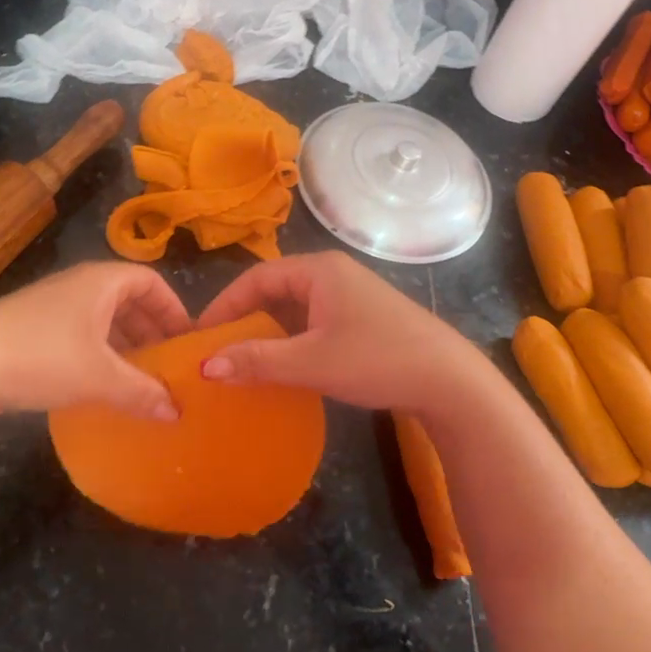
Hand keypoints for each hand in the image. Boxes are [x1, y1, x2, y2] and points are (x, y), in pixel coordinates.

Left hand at [0, 262, 190, 421]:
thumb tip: (177, 411)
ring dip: (124, 346)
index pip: (150, 281)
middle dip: (151, 331)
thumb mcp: (100, 378)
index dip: (174, 309)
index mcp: (100, 282)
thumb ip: (144, 393)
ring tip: (138, 381)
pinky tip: (99, 386)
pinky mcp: (29, 329)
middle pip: (127, 300)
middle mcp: (77, 285)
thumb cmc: (41, 358)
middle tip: (166, 366)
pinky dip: (98, 355)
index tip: (186, 342)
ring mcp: (50, 306)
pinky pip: (79, 335)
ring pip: (101, 320)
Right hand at [196, 251, 485, 412]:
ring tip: (243, 364)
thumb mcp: (311, 362)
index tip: (200, 338)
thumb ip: (256, 362)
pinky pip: (313, 323)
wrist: (450, 381)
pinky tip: (283, 369)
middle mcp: (332, 274)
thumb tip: (204, 366)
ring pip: (293, 310)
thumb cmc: (377, 360)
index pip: (255, 278)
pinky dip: (292, 342)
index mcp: (318, 270)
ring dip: (268, 335)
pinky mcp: (362, 319)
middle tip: (218, 353)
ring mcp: (350, 296)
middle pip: (273, 291)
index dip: (223, 306)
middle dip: (243, 321)